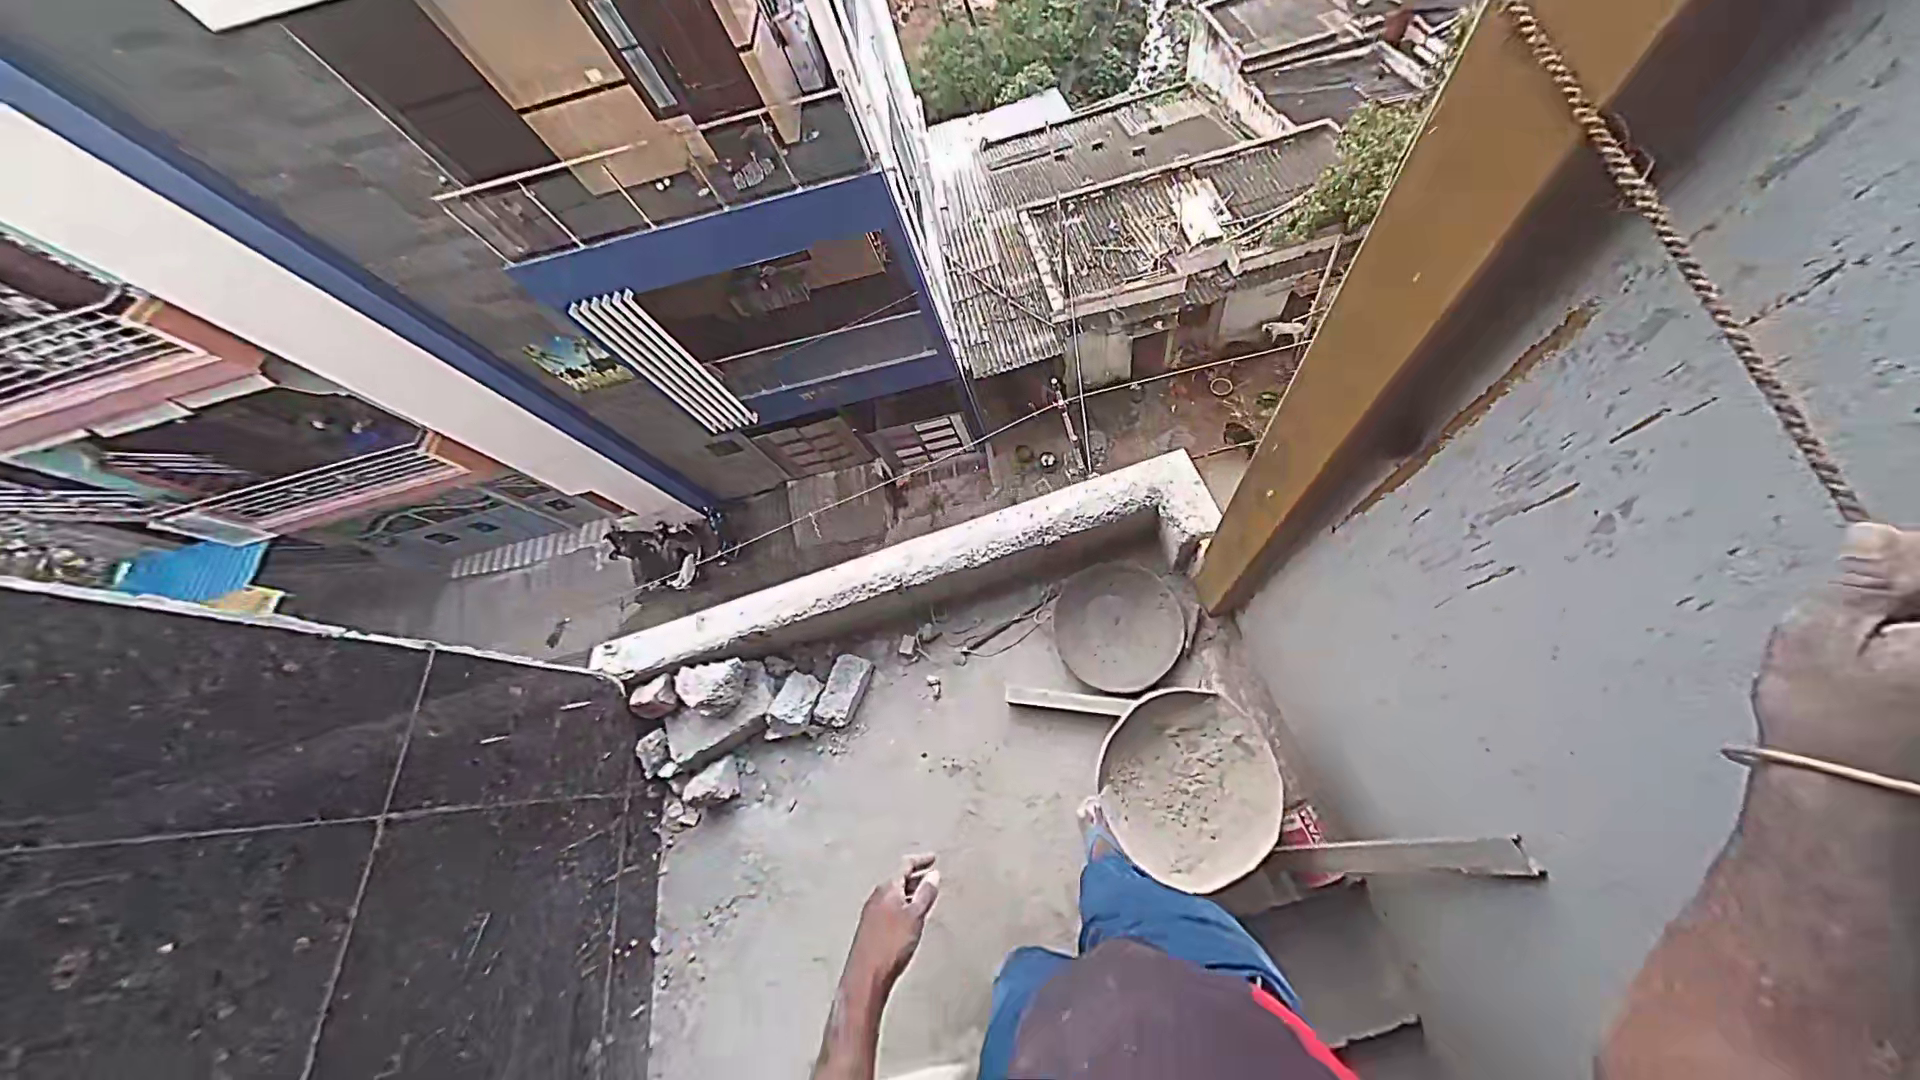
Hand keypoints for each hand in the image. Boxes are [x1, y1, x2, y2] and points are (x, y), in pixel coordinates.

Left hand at [844, 854, 940, 988]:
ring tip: (923, 897)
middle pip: (899, 879)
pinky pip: (888, 907)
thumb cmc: (892, 944)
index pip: (905, 865)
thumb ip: (926, 894)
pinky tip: (908, 917)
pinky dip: (901, 905)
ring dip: (909, 892)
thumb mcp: (915, 916)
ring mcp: (871, 912)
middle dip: (916, 877)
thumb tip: (933, 875)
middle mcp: (877, 896)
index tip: (933, 858)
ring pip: (894, 894)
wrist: (866, 977)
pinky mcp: (869, 928)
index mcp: (887, 888)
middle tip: (931, 877)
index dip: (921, 861)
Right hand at [1752, 522, 1919, 775]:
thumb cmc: (1827, 717)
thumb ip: (1861, 580)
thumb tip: (1877, 536)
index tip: (1872, 558)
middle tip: (1865, 607)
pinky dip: (1910, 639)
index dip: (1905, 552)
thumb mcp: (1818, 634)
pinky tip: (1894, 657)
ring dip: (1908, 613)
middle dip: (1909, 585)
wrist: (1847, 784)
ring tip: (1877, 640)